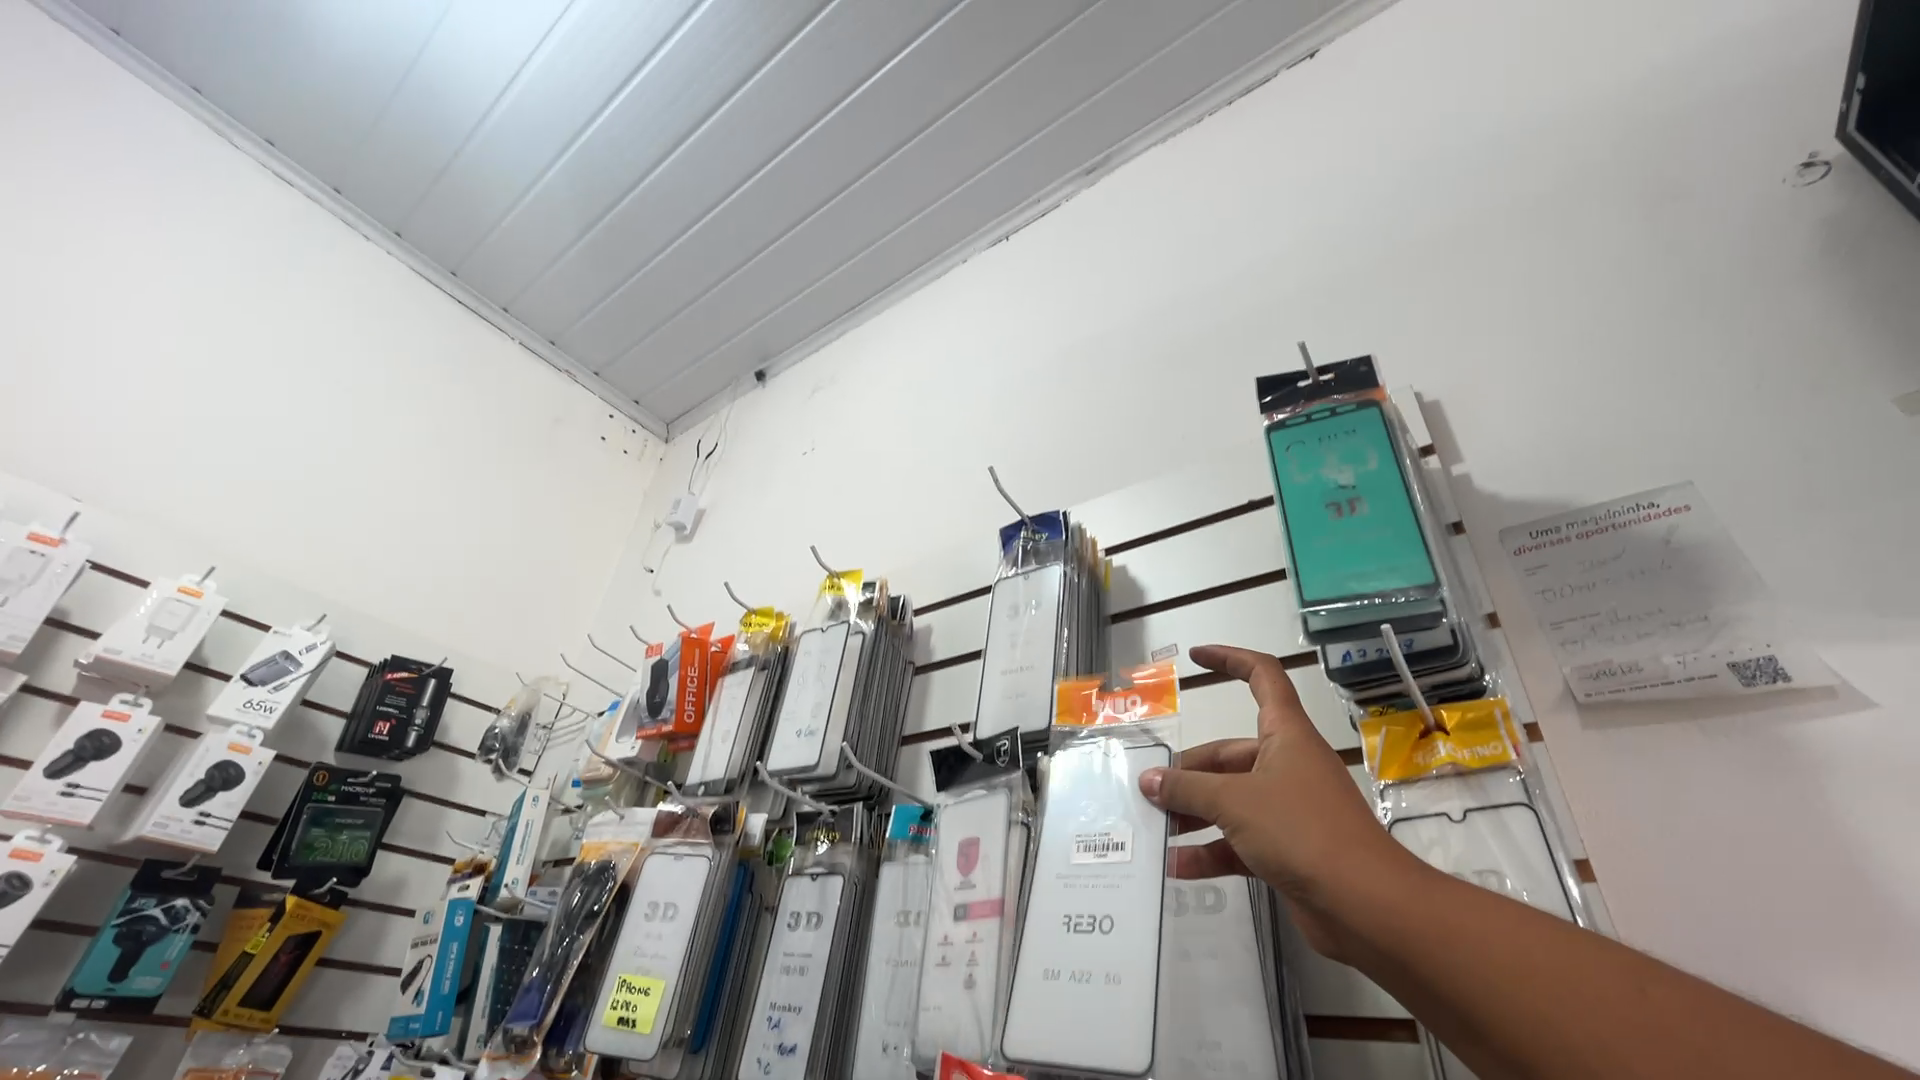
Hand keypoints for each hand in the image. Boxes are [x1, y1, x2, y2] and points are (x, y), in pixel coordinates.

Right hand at [1139, 644, 1416, 958]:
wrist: (1365, 905)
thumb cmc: (1302, 831)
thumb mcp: (1234, 802)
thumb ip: (1187, 789)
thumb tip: (1149, 780)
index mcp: (1286, 735)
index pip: (1262, 676)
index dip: (1230, 659)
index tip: (1195, 657)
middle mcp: (1287, 765)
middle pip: (1229, 755)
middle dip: (1188, 772)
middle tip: (1149, 791)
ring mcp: (1289, 809)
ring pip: (1231, 800)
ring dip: (1193, 815)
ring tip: (1154, 829)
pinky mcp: (1288, 849)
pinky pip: (1239, 841)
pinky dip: (1210, 851)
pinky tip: (1177, 866)